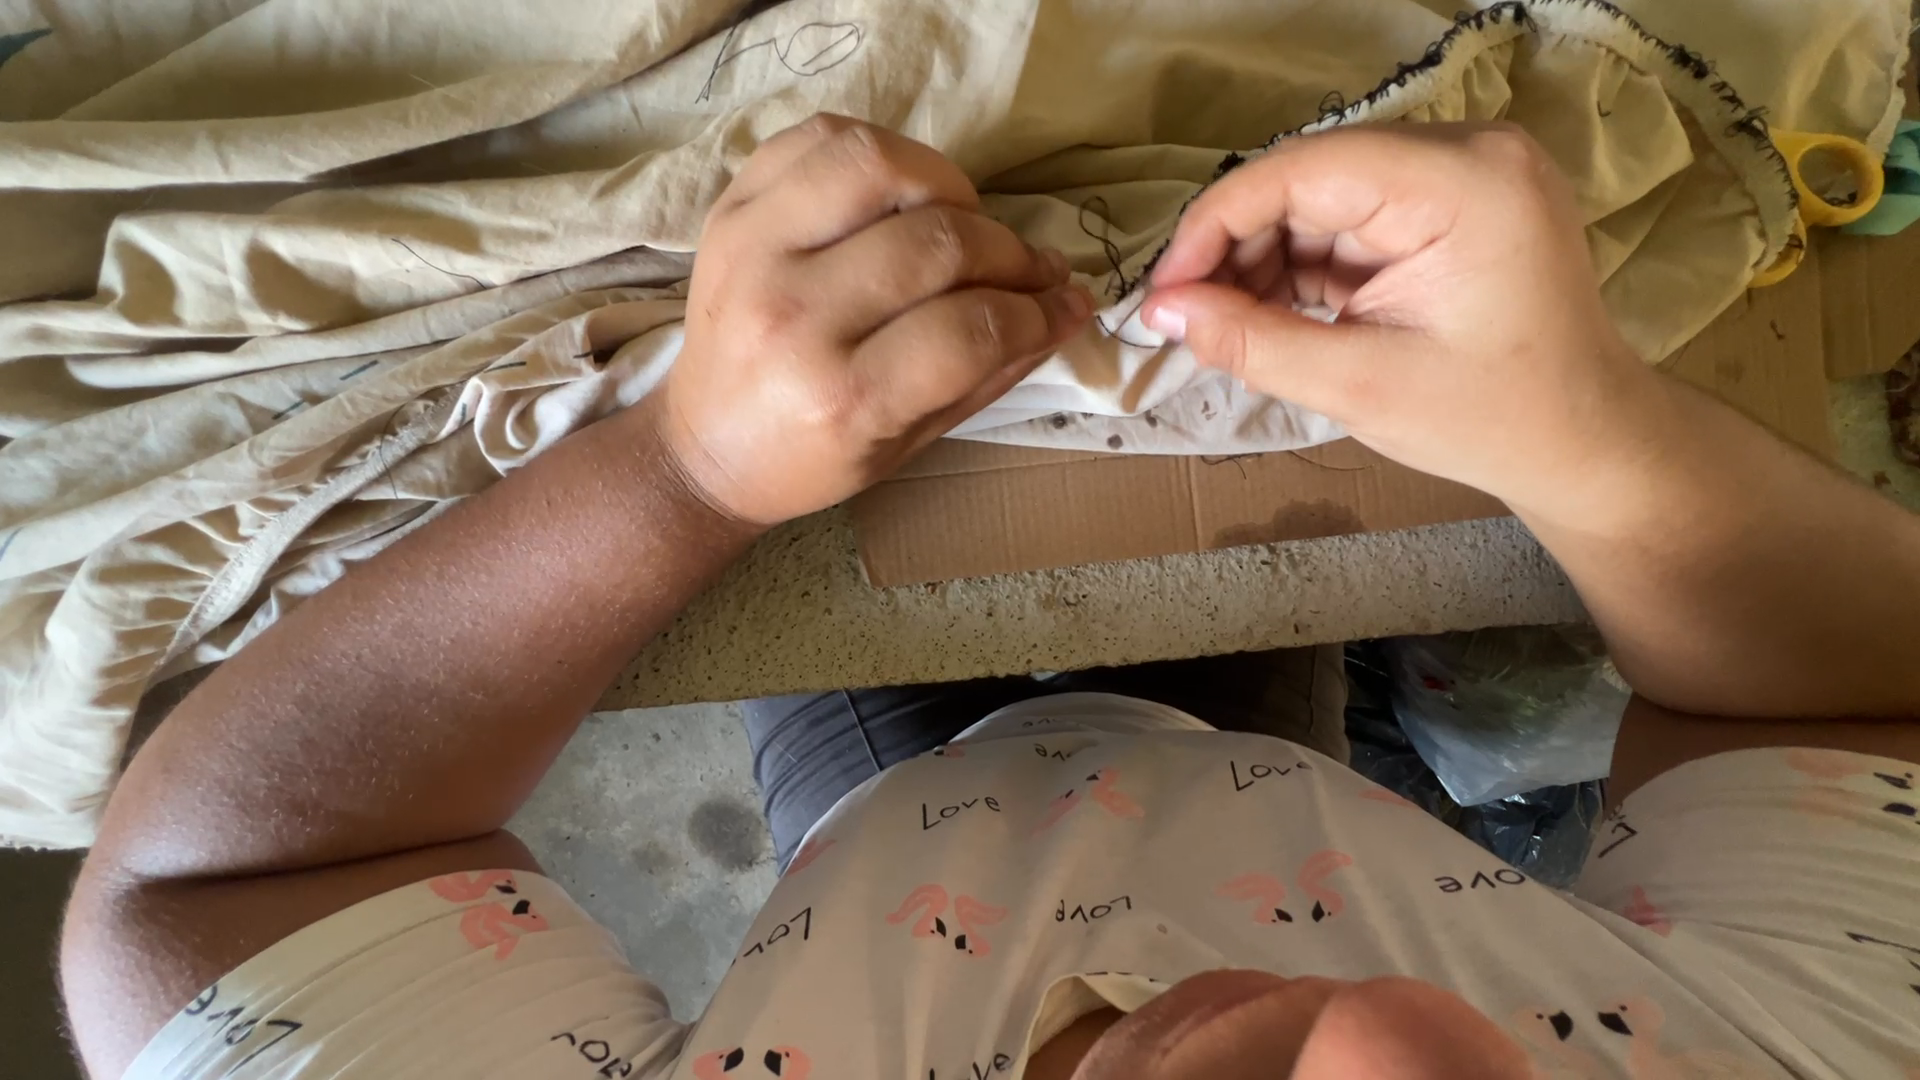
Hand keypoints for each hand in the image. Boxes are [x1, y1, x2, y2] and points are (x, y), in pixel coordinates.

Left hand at [654, 114, 1094, 526]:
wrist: (708, 449)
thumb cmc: (815, 462)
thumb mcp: (912, 443)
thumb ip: (992, 374)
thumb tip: (1069, 310)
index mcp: (843, 397)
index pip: (970, 330)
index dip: (1036, 313)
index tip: (1064, 306)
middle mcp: (794, 316)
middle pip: (938, 245)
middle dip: (1009, 255)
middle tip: (1030, 272)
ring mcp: (752, 249)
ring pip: (882, 166)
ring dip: (951, 190)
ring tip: (966, 227)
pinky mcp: (729, 209)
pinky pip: (823, 137)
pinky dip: (885, 154)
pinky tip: (906, 196)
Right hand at [1140, 124, 1669, 514]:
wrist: (1578, 440)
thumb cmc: (1483, 419)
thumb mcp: (1354, 386)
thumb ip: (1249, 343)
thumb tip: (1159, 313)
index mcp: (1460, 183)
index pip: (1301, 170)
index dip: (1214, 225)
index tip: (1163, 294)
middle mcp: (1459, 156)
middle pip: (1303, 180)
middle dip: (1232, 251)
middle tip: (1187, 320)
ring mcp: (1450, 180)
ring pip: (1310, 203)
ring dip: (1255, 264)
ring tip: (1227, 329)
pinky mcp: (1435, 212)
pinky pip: (1335, 227)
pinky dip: (1289, 273)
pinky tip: (1267, 318)